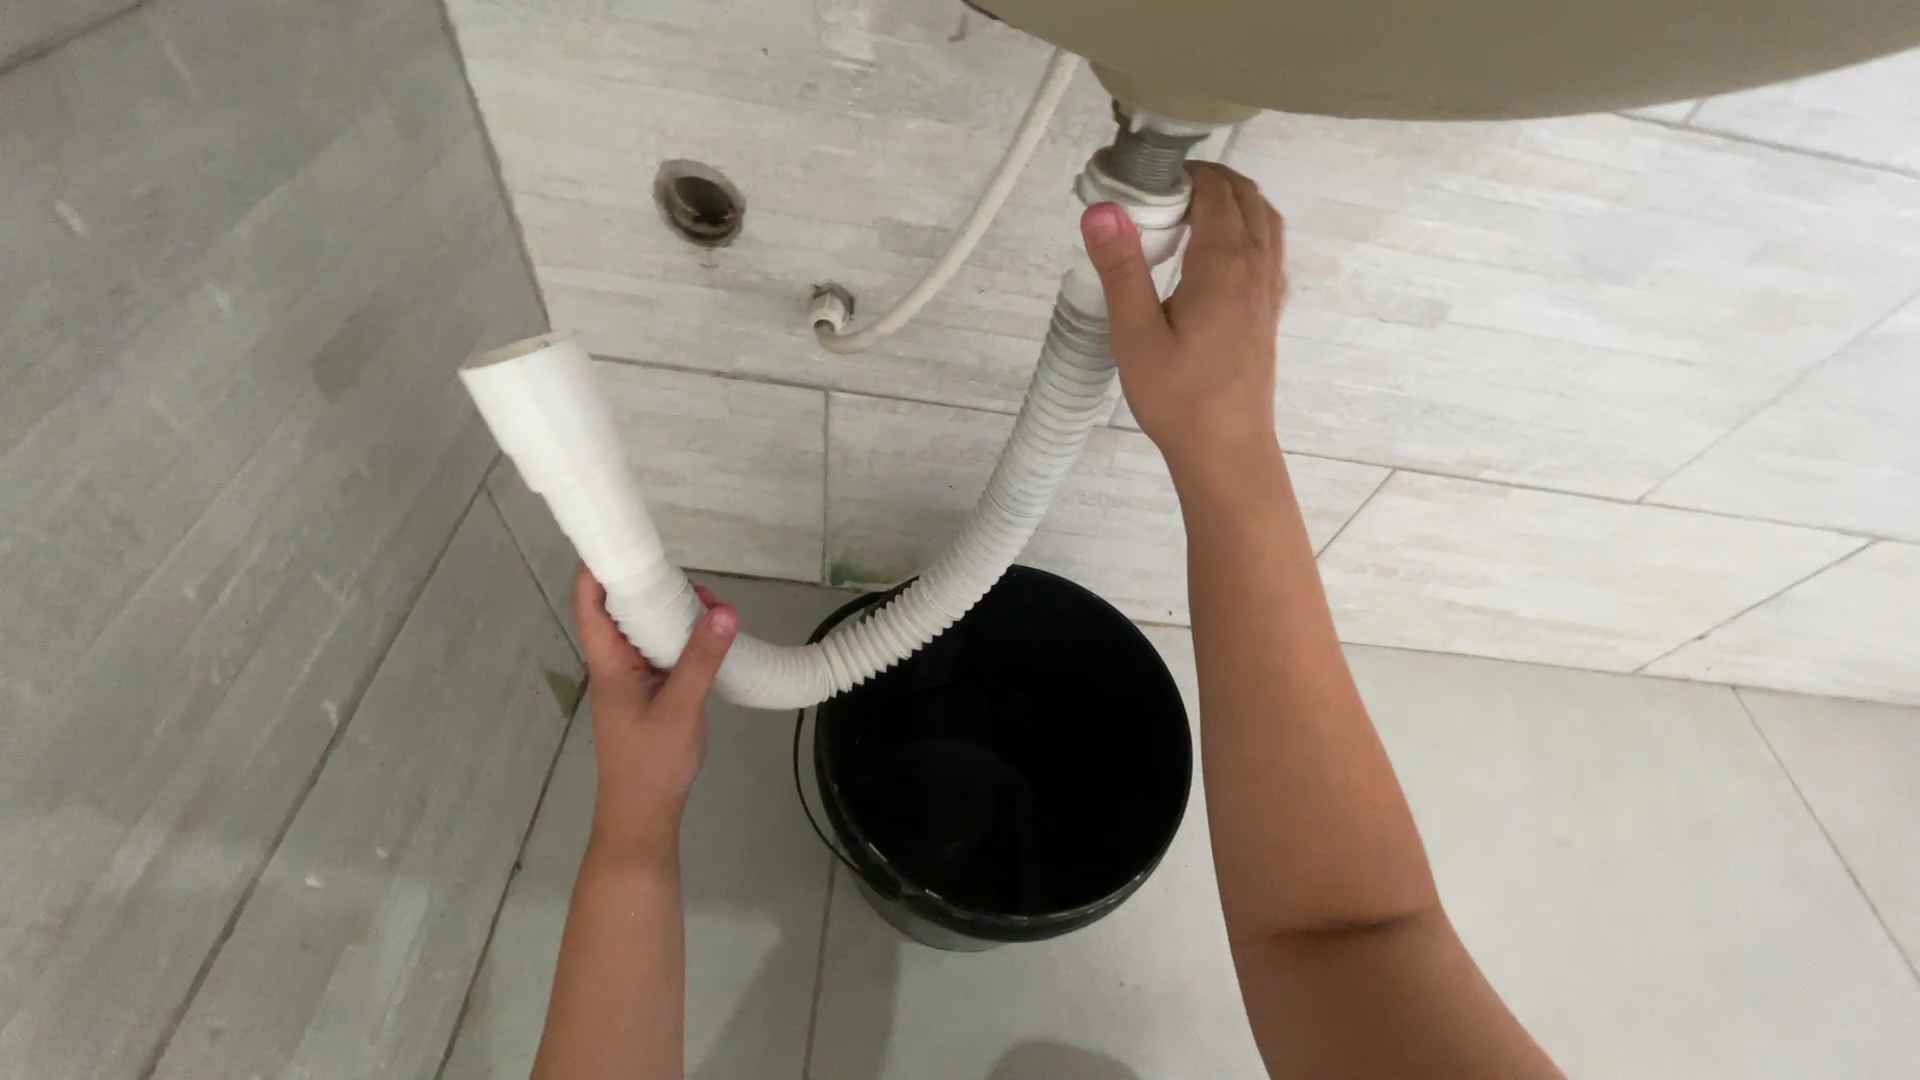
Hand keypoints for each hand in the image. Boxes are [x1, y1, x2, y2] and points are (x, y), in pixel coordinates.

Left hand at [573, 565, 737, 862]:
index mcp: (609, 661)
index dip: (599, 569)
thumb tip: (725, 610)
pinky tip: (713, 636)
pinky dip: (687, 635)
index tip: (626, 542)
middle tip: (701, 589)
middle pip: (626, 609)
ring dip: (678, 613)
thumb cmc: (650, 763)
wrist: (645, 814)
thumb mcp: (681, 707)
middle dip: (658, 588)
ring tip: (716, 611)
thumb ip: (701, 658)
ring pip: (650, 628)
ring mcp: (636, 676)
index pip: (591, 604)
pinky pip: (668, 649)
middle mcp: (618, 662)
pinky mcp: (656, 689)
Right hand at [1080, 161, 1286, 475]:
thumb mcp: (1136, 336)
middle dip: (1205, 179)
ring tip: (1186, 215)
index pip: (1213, 189)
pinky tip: (1217, 253)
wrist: (1225, 448)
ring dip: (1229, 200)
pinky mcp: (1269, 311)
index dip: (1181, 173)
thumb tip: (1102, 208)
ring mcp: (1269, 289)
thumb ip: (1122, 269)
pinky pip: (1268, 247)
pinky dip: (1247, 228)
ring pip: (1262, 218)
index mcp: (1223, 264)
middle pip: (1243, 195)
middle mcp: (1256, 265)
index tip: (1144, 181)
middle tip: (1157, 195)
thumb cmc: (1177, 398)